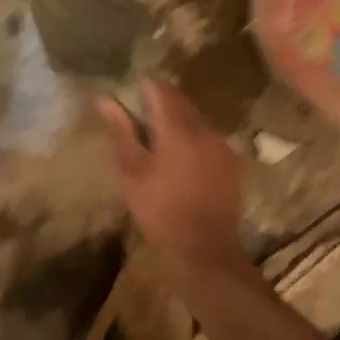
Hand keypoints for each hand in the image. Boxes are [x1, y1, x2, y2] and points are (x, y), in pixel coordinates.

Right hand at [97, 80, 245, 269]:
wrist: (205, 249)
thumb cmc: (160, 210)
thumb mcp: (131, 173)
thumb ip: (121, 132)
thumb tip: (106, 100)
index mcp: (177, 128)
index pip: (161, 89)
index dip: (144, 90)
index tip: (132, 102)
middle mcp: (204, 129)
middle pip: (181, 102)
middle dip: (162, 106)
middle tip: (143, 125)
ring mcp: (222, 146)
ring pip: (197, 120)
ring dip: (180, 124)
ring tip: (163, 148)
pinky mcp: (233, 163)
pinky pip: (210, 139)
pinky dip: (196, 142)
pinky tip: (185, 165)